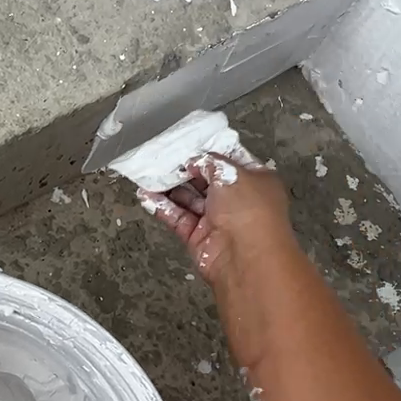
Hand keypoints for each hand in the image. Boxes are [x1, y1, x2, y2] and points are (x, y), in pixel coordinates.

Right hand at [140, 152, 296, 285]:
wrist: (245, 258)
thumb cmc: (250, 212)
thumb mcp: (232, 174)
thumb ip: (211, 162)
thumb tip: (196, 160)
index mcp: (255, 181)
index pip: (230, 161)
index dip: (210, 152)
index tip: (189, 142)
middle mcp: (237, 200)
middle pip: (206, 180)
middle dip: (185, 170)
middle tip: (163, 157)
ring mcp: (217, 219)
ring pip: (188, 199)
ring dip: (169, 188)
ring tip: (148, 174)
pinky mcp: (198, 236)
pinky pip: (177, 218)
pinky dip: (162, 207)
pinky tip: (146, 196)